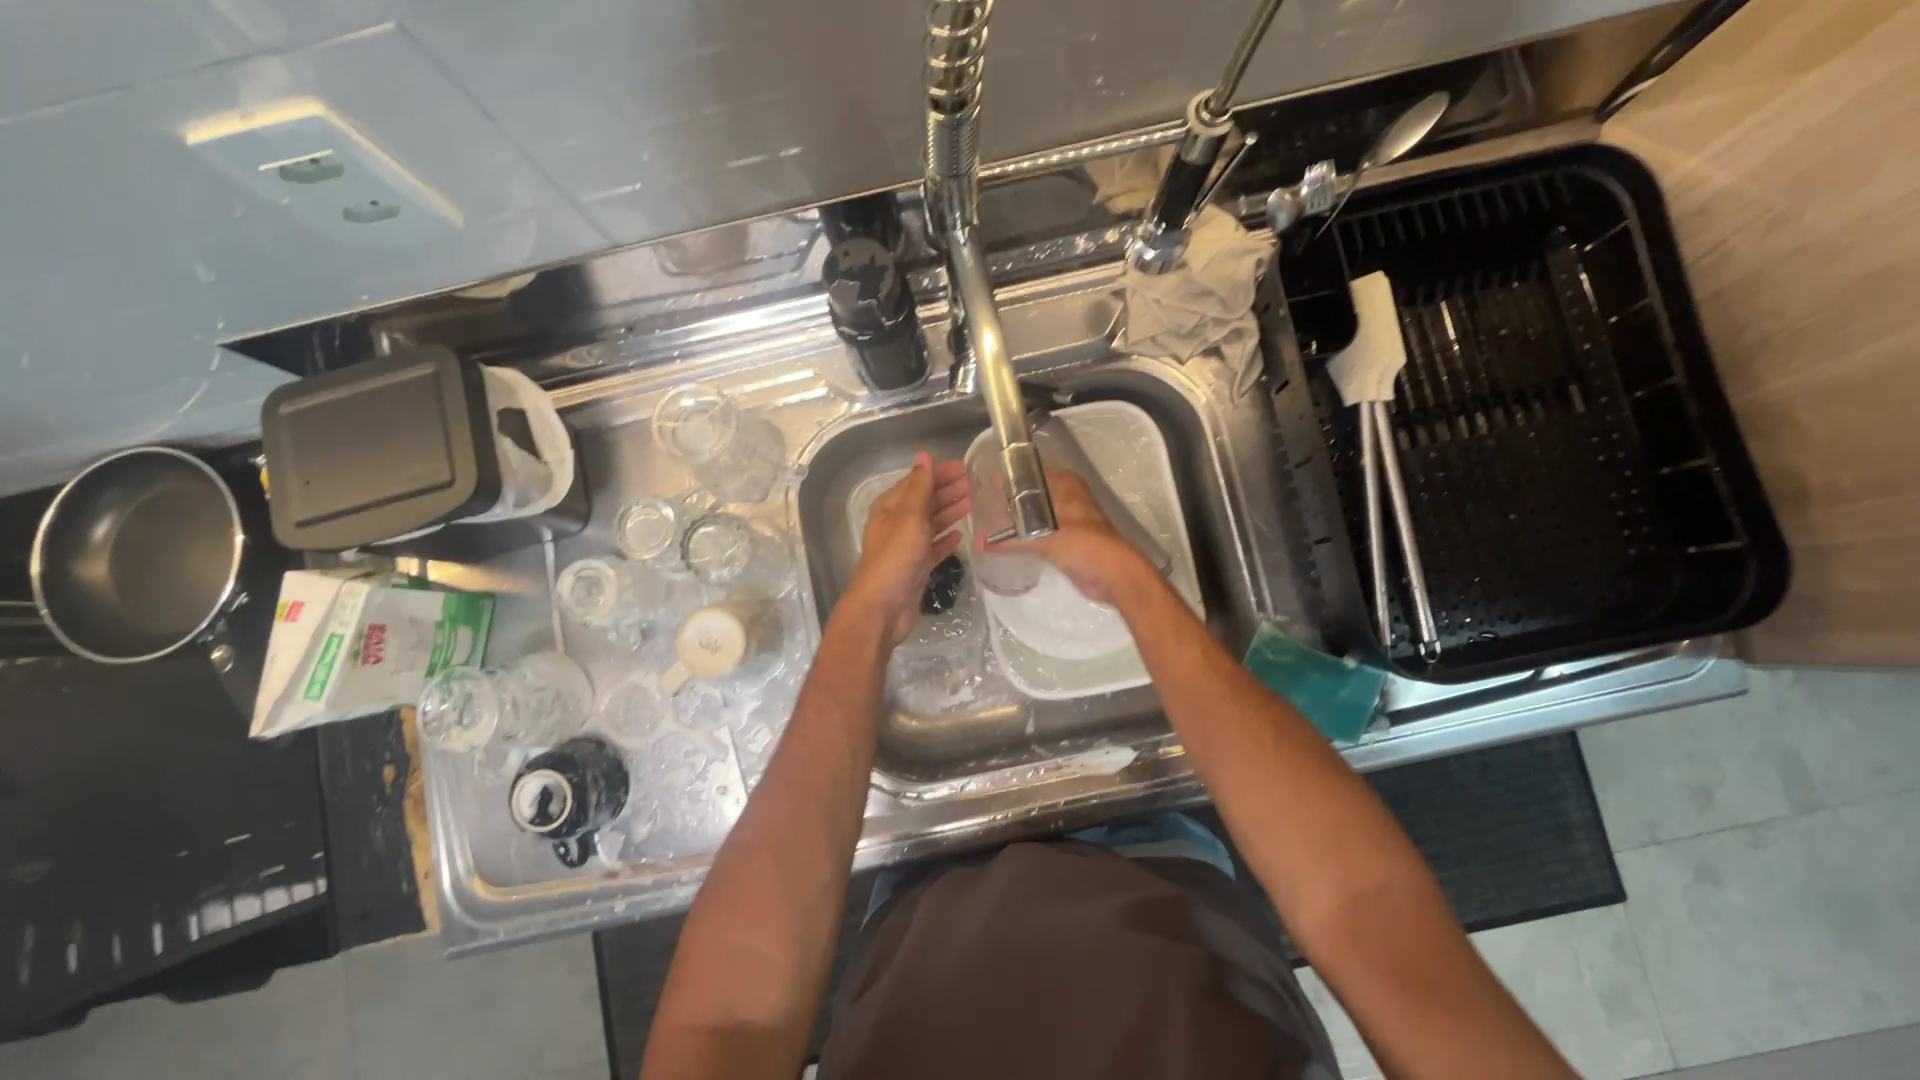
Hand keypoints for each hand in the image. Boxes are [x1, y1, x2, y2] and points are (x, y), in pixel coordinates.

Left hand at [849, 453, 969, 645]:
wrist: (884, 606)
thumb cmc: (896, 557)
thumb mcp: (909, 516)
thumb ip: (919, 487)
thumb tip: (923, 456)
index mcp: (891, 507)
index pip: (918, 481)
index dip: (940, 473)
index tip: (967, 467)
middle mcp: (897, 524)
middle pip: (926, 501)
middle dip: (948, 491)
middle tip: (976, 484)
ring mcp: (907, 547)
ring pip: (931, 524)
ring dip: (950, 512)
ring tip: (973, 503)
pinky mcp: (916, 567)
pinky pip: (934, 548)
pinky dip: (946, 541)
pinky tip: (960, 536)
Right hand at [989, 468, 1154, 605]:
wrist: (1113, 574)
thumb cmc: (1083, 544)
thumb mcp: (1044, 539)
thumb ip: (1011, 541)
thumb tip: (980, 543)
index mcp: (1065, 484)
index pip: (1030, 472)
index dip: (1009, 477)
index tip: (984, 484)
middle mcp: (1066, 496)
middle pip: (1031, 494)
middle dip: (1009, 500)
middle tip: (982, 505)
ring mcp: (1068, 519)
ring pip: (1036, 513)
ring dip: (1017, 520)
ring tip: (989, 523)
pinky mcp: (1067, 539)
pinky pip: (1040, 532)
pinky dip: (1026, 536)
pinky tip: (1007, 542)